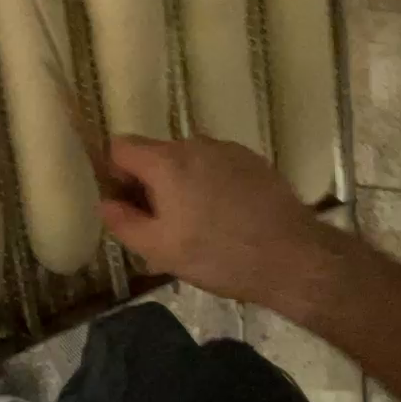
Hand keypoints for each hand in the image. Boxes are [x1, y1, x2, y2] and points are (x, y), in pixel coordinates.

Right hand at [99, 135, 328, 305]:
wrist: (294, 258)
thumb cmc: (219, 256)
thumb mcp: (160, 250)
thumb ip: (124, 223)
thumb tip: (106, 202)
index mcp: (166, 161)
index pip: (120, 147)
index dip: (116, 174)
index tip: (130, 205)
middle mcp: (194, 143)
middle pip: (155, 154)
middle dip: (151, 184)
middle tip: (165, 225)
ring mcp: (227, 149)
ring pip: (187, 160)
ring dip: (182, 184)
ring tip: (200, 224)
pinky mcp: (252, 160)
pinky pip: (216, 165)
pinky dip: (211, 184)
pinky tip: (228, 217)